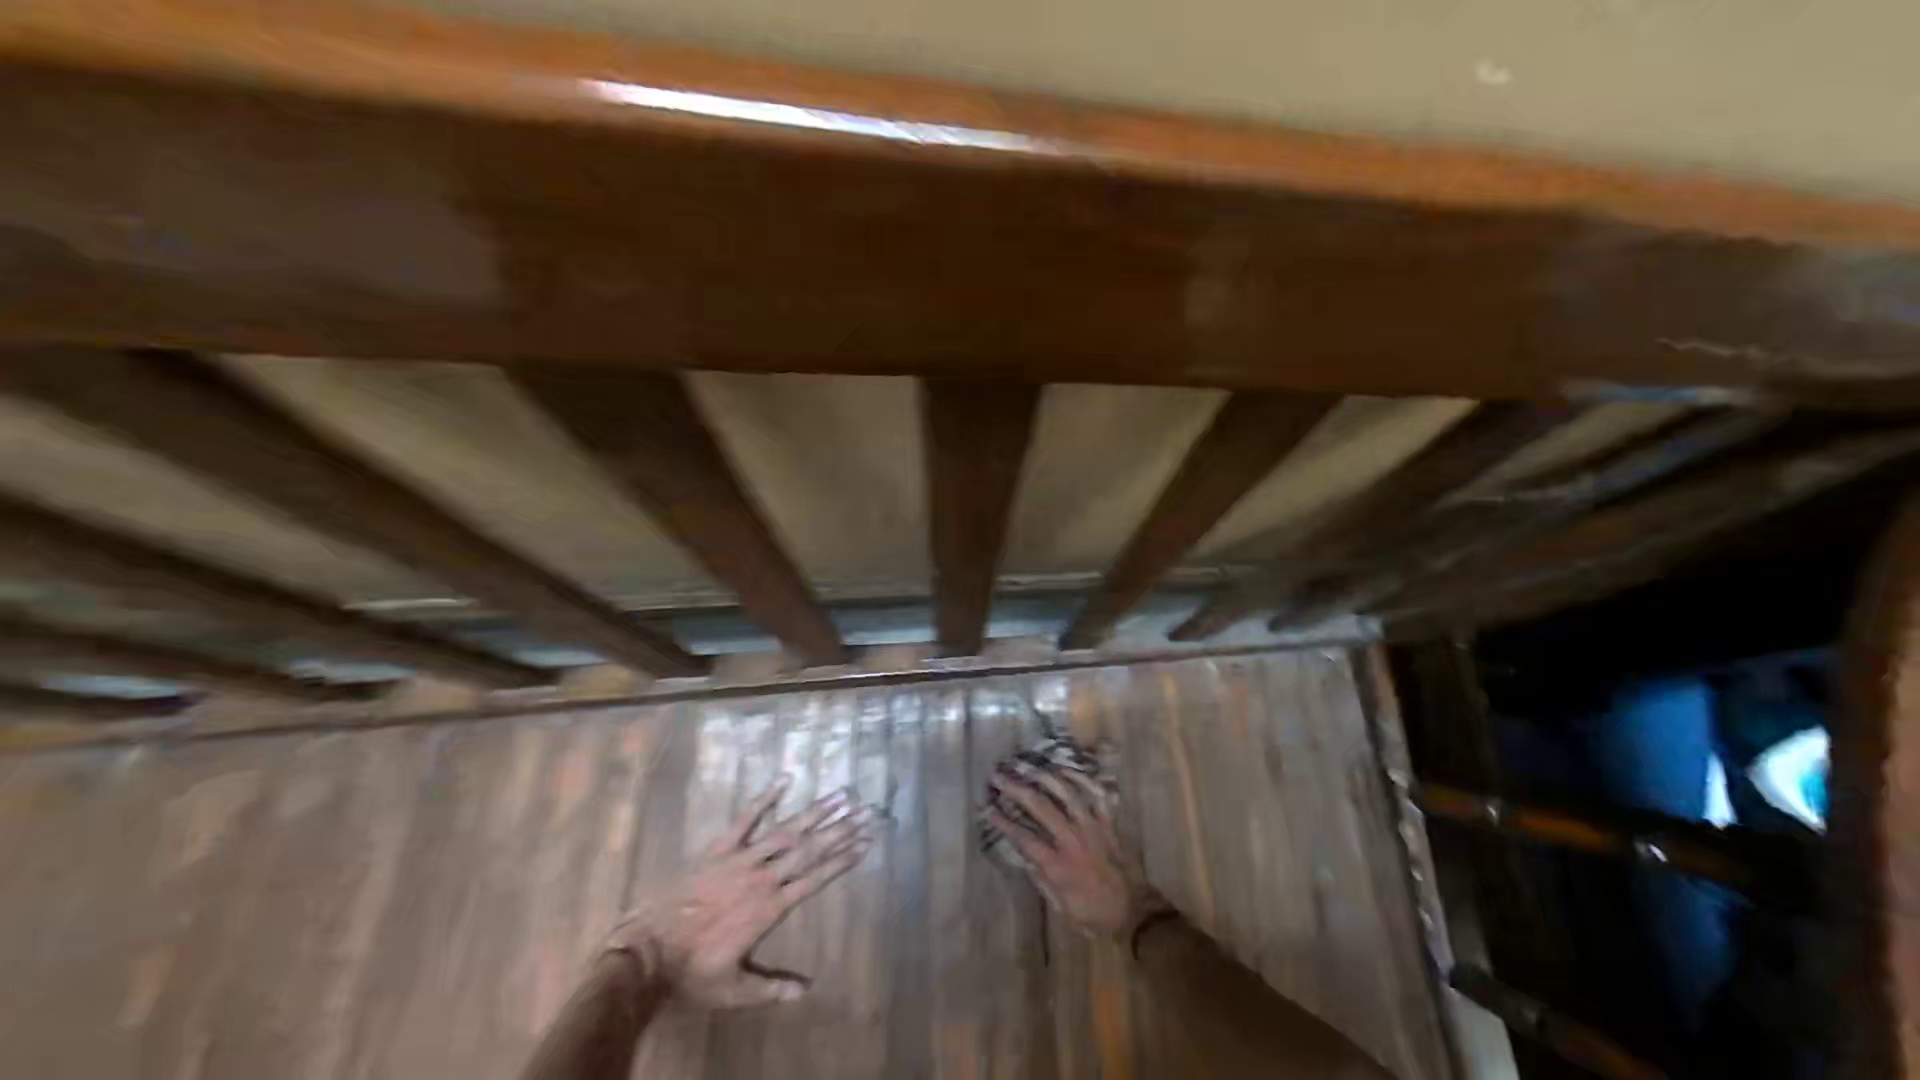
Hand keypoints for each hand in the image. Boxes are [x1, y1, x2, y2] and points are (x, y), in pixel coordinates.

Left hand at [610, 778, 875, 1008]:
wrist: (646, 951)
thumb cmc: (691, 972)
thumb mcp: (733, 990)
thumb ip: (771, 988)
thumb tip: (806, 991)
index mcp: (770, 908)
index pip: (815, 878)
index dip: (843, 860)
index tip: (866, 842)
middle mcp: (763, 877)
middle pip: (809, 849)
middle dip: (841, 830)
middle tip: (867, 811)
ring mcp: (741, 858)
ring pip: (786, 830)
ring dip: (815, 812)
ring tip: (841, 795)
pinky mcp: (718, 848)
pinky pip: (746, 817)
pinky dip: (766, 797)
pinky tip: (786, 779)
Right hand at [986, 763, 1166, 938]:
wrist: (1134, 912)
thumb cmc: (1093, 914)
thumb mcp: (1061, 907)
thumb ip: (1041, 878)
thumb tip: (1023, 854)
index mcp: (1058, 866)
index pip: (1024, 838)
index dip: (1003, 822)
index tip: (988, 808)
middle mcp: (1073, 841)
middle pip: (1041, 807)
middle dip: (1017, 788)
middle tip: (999, 776)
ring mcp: (1092, 827)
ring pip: (1067, 793)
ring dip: (1044, 776)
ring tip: (1027, 766)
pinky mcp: (1108, 822)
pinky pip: (1095, 794)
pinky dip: (1081, 778)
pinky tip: (1065, 769)